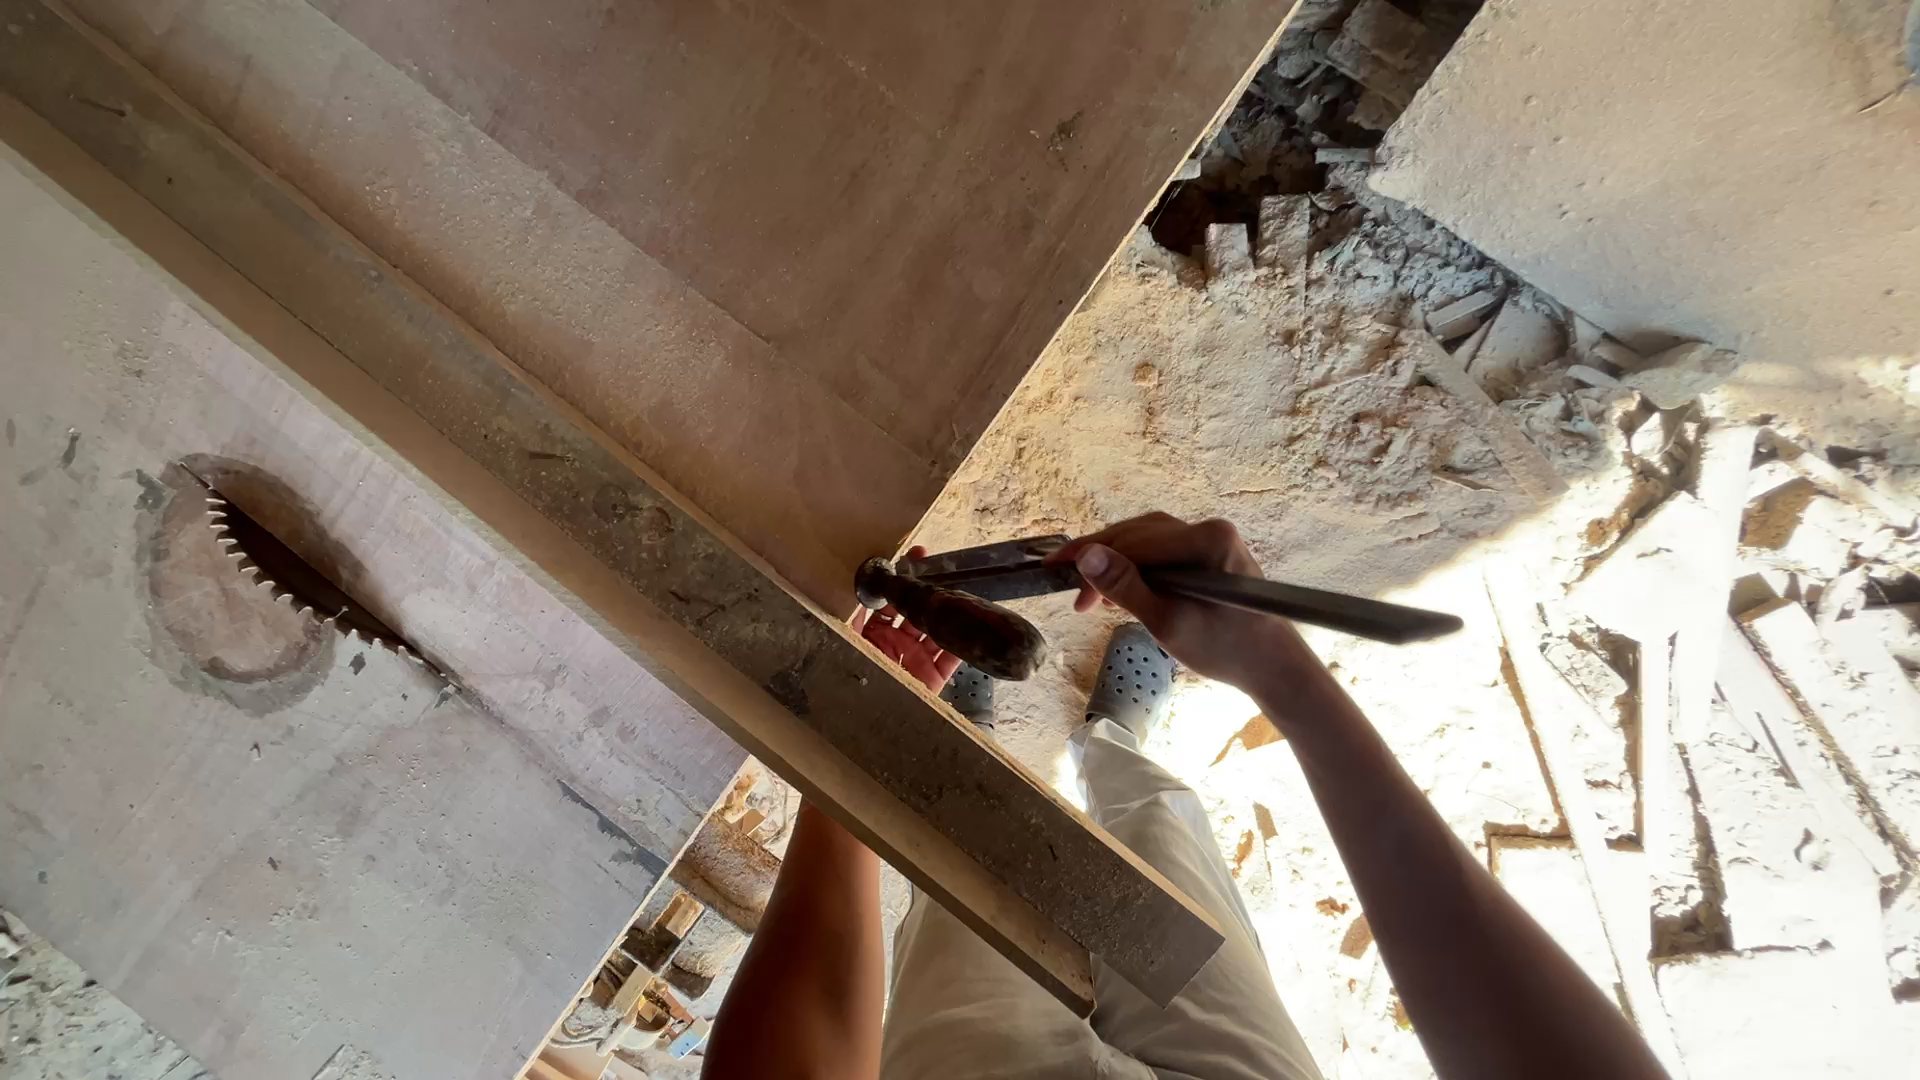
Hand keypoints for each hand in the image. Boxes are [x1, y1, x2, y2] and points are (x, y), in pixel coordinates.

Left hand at [850, 546, 962, 691]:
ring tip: (954, 591)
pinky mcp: (932, 679)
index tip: (912, 558)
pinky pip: (952, 659)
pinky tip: (967, 626)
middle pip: (919, 611)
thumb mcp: (844, 638)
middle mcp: (898, 644)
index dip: (903, 580)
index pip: (893, 600)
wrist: (859, 717)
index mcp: (876, 634)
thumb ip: (853, 615)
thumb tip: (860, 583)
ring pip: (938, 630)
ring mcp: (917, 660)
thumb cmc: (845, 678)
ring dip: (946, 611)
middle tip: (937, 568)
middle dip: (928, 589)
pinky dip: (960, 645)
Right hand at [1048, 513, 1324, 689]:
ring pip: (1144, 541)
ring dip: (1115, 566)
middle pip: (1136, 535)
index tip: (1053, 571)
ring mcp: (1209, 538)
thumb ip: (1125, 585)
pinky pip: (1159, 550)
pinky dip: (1135, 568)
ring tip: (1096, 599)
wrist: (1271, 665)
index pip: (1131, 541)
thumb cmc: (1223, 649)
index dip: (1088, 556)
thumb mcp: (1165, 621)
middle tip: (1075, 597)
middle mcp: (1208, 528)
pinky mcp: (1207, 551)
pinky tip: (1121, 592)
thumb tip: (1084, 555)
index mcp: (1204, 539)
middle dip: (1100, 563)